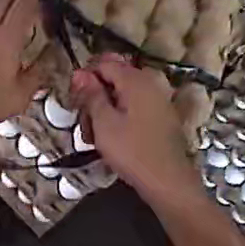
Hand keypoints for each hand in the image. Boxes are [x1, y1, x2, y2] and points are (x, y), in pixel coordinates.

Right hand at [71, 54, 200, 204]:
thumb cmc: (132, 151)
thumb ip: (91, 94)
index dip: (86, 78)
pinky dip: (120, 116)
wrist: (168, 182)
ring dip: (105, 109)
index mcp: (136, 80)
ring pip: (123, 94)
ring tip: (94, 134)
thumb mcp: (103, 123)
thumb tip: (79, 72)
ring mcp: (158, 100)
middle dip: (95, 95)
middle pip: (114, 77)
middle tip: (84, 120)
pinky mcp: (161, 116)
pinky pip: (135, 106)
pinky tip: (111, 137)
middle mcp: (150, 83)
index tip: (75, 99)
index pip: (104, 63)